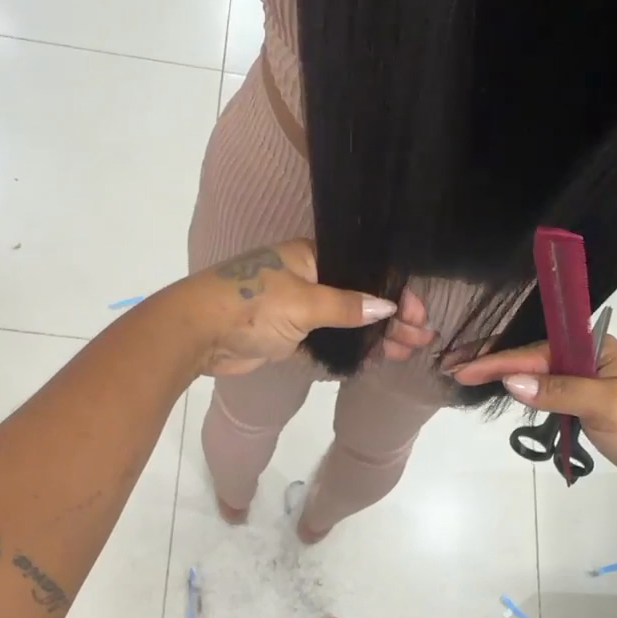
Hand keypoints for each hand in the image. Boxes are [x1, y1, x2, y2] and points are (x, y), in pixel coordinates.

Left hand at [170, 240, 431, 376]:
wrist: (196, 333)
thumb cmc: (250, 305)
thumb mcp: (303, 302)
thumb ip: (346, 306)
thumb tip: (387, 308)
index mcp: (310, 257)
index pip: (364, 271)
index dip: (393, 292)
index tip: (416, 315)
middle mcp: (306, 279)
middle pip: (358, 299)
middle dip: (390, 320)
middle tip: (419, 340)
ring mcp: (295, 310)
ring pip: (344, 324)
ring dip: (372, 338)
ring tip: (404, 353)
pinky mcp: (285, 337)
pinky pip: (325, 343)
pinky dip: (347, 351)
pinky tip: (373, 360)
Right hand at [449, 333, 616, 484]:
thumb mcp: (606, 405)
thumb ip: (560, 391)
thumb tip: (511, 382)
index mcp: (597, 348)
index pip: (537, 353)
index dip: (498, 361)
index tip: (462, 370)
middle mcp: (592, 358)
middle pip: (535, 357)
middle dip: (494, 362)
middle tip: (454, 368)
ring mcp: (593, 380)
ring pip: (541, 374)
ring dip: (506, 376)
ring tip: (471, 378)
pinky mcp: (593, 402)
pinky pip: (552, 390)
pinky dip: (527, 391)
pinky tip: (508, 393)